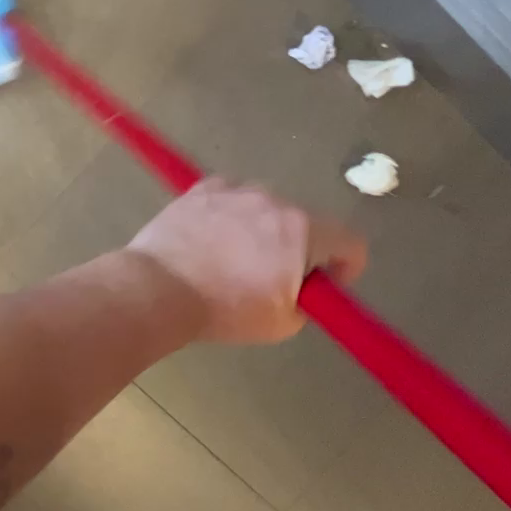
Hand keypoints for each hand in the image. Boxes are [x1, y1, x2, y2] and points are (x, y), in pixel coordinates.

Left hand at [126, 178, 366, 342]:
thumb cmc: (227, 308)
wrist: (161, 286)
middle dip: (298, 246)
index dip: (346, 266)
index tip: (326, 285)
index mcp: (304, 229)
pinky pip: (226, 196)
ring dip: (260, 226)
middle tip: (274, 274)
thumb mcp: (286, 320)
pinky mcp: (197, 190)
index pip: (350, 242)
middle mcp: (271, 200)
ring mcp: (231, 191)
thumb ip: (306, 297)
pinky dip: (227, 211)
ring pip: (261, 206)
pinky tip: (212, 233)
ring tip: (236, 255)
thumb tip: (299, 285)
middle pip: (302, 221)